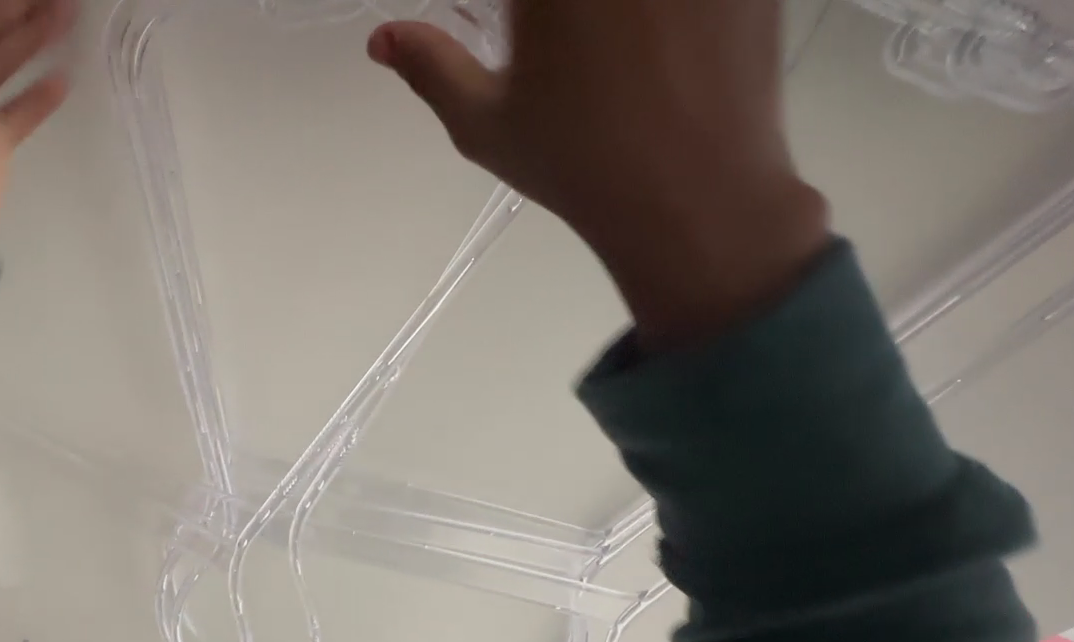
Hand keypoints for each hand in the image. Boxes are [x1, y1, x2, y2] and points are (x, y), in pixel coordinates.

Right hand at [370, 1, 830, 347]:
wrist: (691, 192)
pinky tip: (653, 38)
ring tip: (602, 54)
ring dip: (599, 16)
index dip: (512, 9)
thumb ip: (431, 67)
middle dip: (544, 10)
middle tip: (545, 39)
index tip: (511, 28)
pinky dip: (658, 12)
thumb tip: (382, 38)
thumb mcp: (483, 124)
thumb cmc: (573, 163)